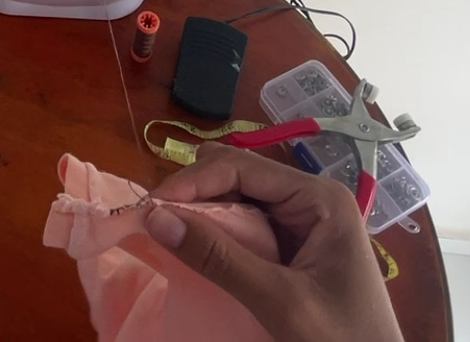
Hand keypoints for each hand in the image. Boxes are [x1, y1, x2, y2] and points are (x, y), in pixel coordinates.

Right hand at [143, 143, 403, 341]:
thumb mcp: (282, 303)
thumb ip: (220, 258)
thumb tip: (154, 216)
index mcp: (319, 197)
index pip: (240, 166)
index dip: (192, 181)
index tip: (150, 207)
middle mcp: (309, 197)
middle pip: (234, 174)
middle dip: (194, 193)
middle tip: (157, 221)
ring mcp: (301, 220)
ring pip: (234, 197)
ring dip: (201, 212)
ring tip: (170, 232)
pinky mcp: (292, 245)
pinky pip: (243, 224)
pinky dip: (215, 232)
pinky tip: (196, 246)